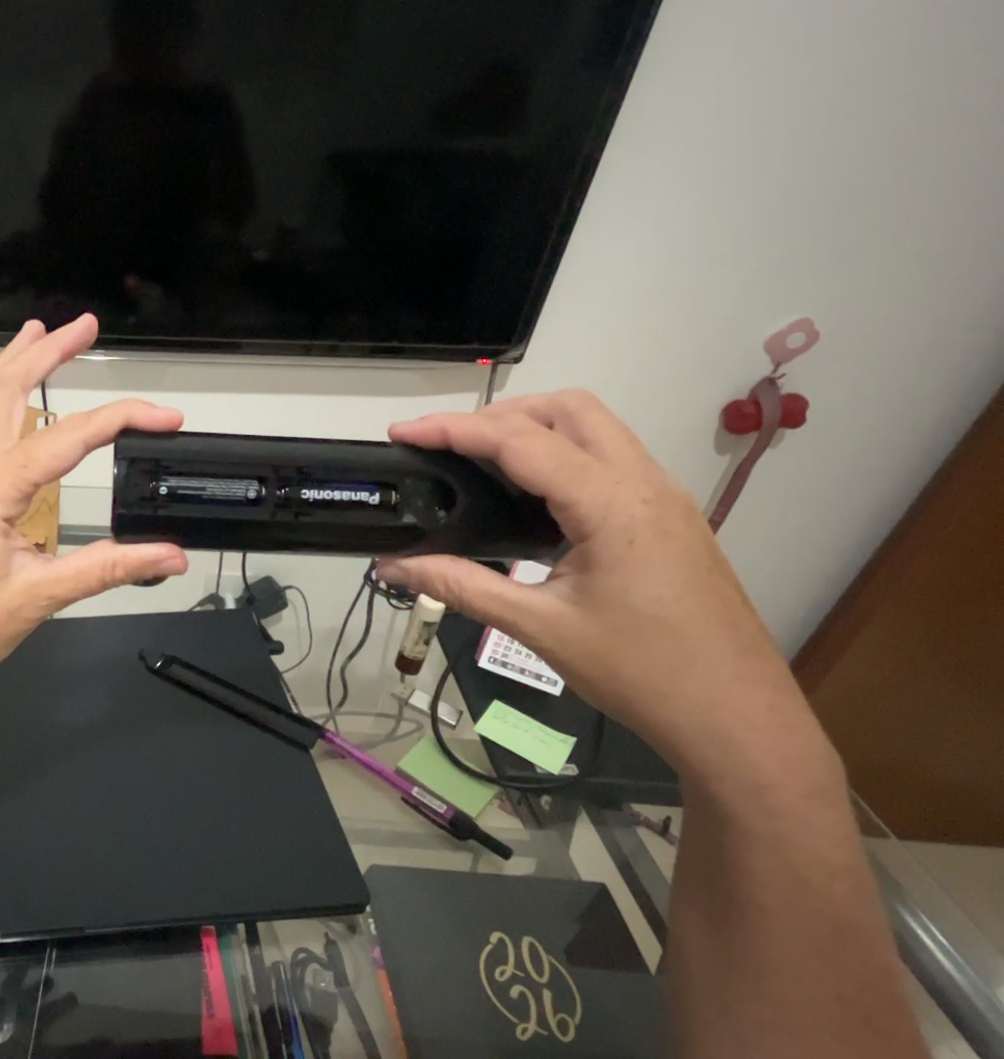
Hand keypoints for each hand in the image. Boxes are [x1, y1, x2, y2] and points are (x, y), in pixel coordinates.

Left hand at [0, 316, 189, 718]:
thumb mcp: (43, 597)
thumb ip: (109, 568)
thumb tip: (165, 555)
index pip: (67, 437)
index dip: (123, 420)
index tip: (165, 417)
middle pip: (8, 390)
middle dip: (48, 350)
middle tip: (83, 325)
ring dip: (12, 363)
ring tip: (37, 332)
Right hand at [376, 390, 806, 761]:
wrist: (735, 716)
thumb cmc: (640, 672)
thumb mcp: (539, 627)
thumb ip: (459, 586)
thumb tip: (391, 567)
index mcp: (612, 505)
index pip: (521, 441)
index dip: (455, 428)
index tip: (403, 432)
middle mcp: (644, 484)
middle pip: (568, 409)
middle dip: (499, 414)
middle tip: (445, 445)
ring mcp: (663, 497)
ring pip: (595, 428)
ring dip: (533, 428)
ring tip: (477, 462)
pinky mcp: (668, 517)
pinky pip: (609, 459)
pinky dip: (560, 455)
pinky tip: (528, 498)